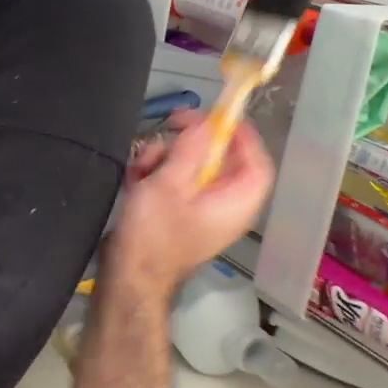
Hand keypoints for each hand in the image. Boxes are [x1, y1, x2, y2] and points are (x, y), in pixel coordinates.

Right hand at [107, 110, 274, 298]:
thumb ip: (190, 151)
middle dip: (187, 144)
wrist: (131, 272)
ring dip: (163, 158)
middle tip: (166, 128)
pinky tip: (136, 179)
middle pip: (218, 160)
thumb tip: (206, 122)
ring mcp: (201, 210)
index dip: (242, 135)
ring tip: (141, 167)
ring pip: (190, 167)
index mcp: (237, 202)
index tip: (216, 114)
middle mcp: (225, 205)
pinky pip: (174, 182)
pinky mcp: (179, 214)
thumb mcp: (170, 184)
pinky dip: (155, 174)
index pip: (256, 163)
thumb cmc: (156, 231)